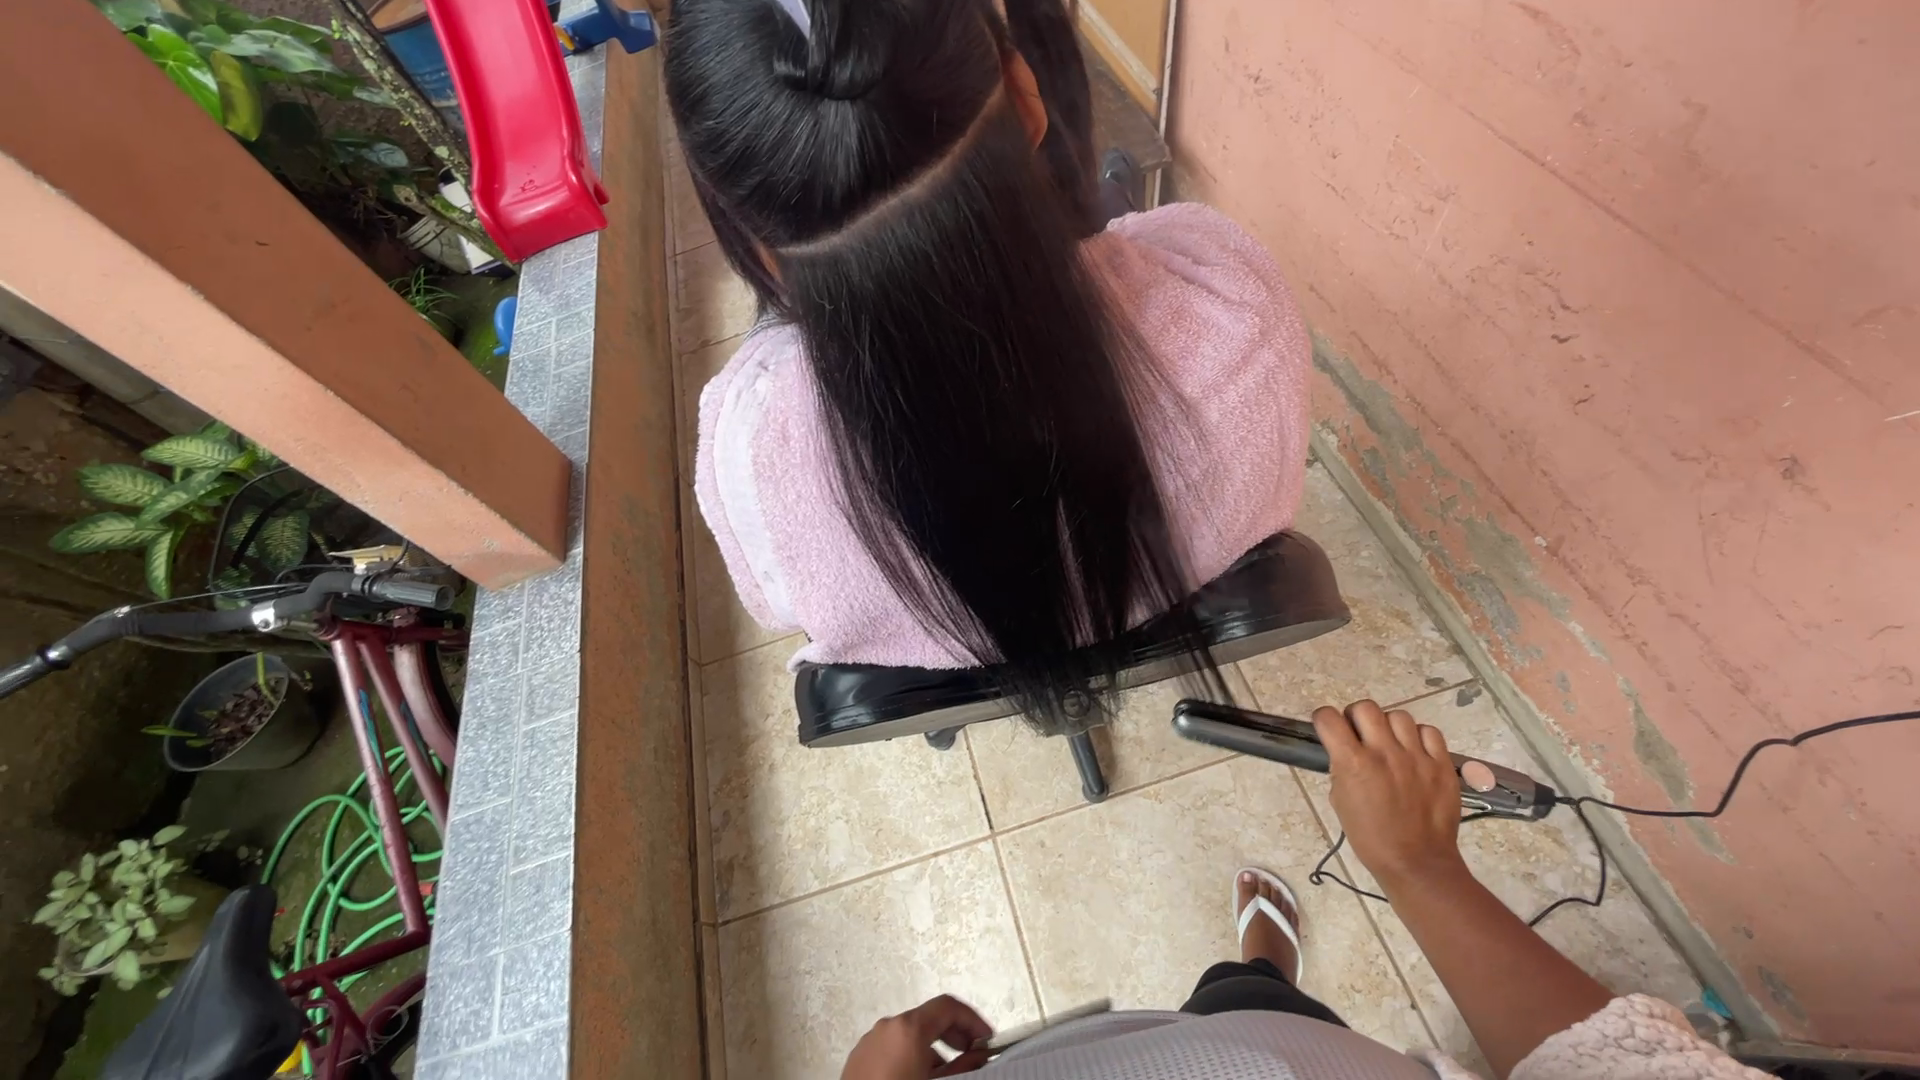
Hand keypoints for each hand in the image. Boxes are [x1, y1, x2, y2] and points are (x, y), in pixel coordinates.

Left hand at [841, 995, 993, 1079]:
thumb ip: (963, 1067)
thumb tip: (980, 1055)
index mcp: (908, 1027)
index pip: (948, 1006)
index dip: (972, 1019)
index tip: (987, 1040)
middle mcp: (888, 1025)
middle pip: (928, 1018)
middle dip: (955, 1033)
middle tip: (973, 1054)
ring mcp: (870, 1039)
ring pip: (910, 1034)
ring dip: (933, 1047)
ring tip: (947, 1074)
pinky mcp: (859, 1057)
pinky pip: (892, 1046)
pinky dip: (911, 1055)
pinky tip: (918, 1078)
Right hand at [1311, 699, 1466, 892]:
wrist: (1417, 862)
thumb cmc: (1370, 836)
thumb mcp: (1340, 800)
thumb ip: (1341, 767)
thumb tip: (1345, 750)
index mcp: (1353, 763)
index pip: (1328, 718)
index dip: (1324, 720)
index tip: (1328, 728)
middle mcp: (1383, 752)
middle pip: (1365, 707)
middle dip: (1356, 717)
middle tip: (1359, 734)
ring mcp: (1416, 757)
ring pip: (1398, 716)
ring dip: (1388, 726)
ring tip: (1390, 743)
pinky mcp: (1442, 765)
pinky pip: (1430, 732)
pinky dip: (1419, 737)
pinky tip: (1414, 751)